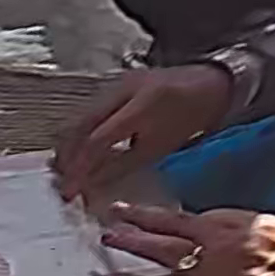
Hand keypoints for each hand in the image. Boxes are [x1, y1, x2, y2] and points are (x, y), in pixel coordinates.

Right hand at [54, 65, 230, 198]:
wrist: (211, 83)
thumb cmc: (187, 118)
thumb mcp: (155, 149)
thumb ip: (116, 168)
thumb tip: (85, 186)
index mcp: (142, 105)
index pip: (96, 140)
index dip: (78, 169)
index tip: (68, 192)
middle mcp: (123, 90)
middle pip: (78, 129)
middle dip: (66, 160)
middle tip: (62, 183)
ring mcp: (115, 85)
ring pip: (76, 121)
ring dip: (66, 149)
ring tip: (65, 171)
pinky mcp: (111, 88)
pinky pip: (83, 115)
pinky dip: (74, 137)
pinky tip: (74, 154)